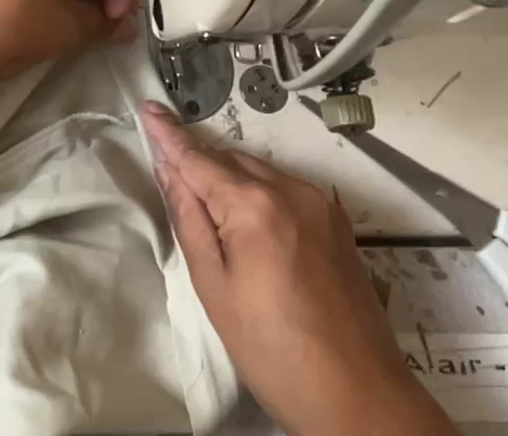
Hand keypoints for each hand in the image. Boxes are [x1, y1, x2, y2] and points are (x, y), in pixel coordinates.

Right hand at [140, 102, 455, 434]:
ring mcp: (320, 205)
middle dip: (197, 158)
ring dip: (228, 176)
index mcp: (255, 206)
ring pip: (259, 172)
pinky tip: (245, 219)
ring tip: (204, 203)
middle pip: (230, 159)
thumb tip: (170, 170)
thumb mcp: (215, 287)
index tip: (148, 108)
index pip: (199, 158)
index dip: (169, 134)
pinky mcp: (337, 222)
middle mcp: (291, 191)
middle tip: (167, 167)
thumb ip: (189, 219)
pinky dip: (257, 191)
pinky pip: (285, 189)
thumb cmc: (274, 350)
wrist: (359, 398)